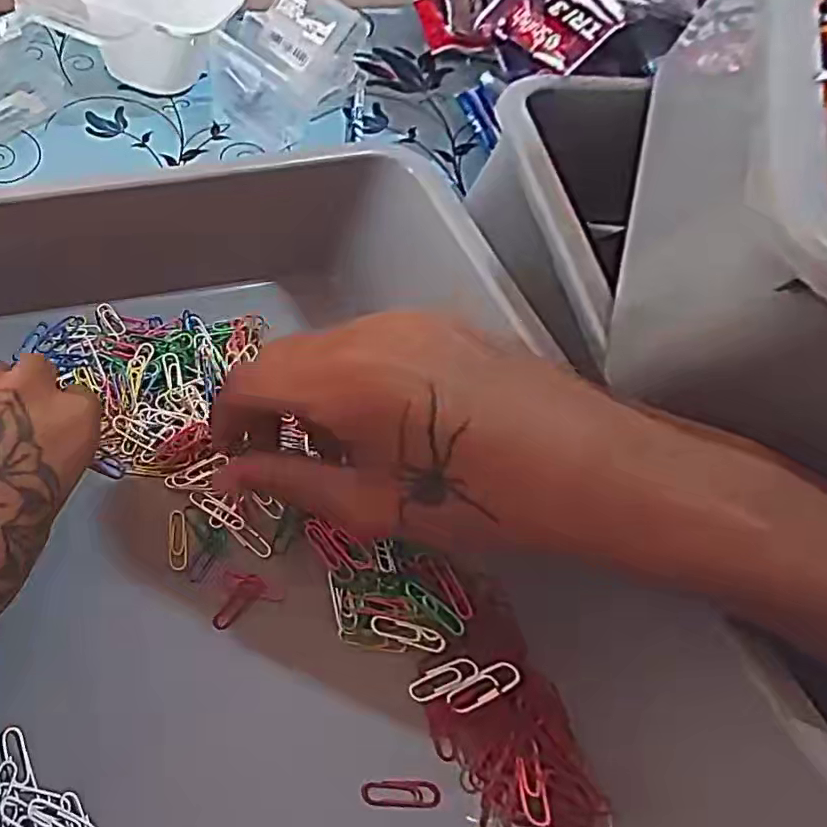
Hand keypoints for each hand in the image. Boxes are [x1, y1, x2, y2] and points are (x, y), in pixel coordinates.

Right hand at [210, 312, 682, 556]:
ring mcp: (403, 321)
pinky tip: (369, 421)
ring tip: (324, 446)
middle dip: (255, 407)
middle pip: (275, 358)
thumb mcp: (368, 505)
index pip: (245, 381)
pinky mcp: (434, 323)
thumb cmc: (480, 501)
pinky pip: (357, 343)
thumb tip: (227, 479)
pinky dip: (335, 378)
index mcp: (342, 378)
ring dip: (296, 392)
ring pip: (314, 348)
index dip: (222, 420)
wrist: (603, 473)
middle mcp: (365, 332)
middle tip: (266, 455)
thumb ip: (286, 482)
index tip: (229, 458)